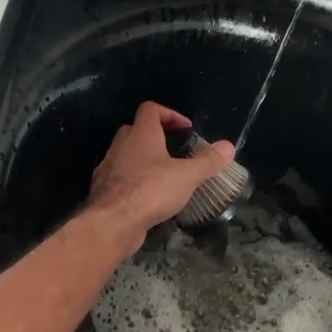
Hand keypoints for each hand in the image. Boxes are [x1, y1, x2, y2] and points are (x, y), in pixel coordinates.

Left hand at [86, 102, 235, 238]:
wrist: (113, 223)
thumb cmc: (151, 190)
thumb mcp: (187, 176)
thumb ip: (208, 161)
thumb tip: (229, 146)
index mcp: (141, 134)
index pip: (150, 109)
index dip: (169, 114)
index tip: (185, 128)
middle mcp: (121, 145)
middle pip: (135, 129)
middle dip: (154, 136)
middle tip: (173, 150)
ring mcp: (108, 167)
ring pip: (125, 154)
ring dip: (142, 159)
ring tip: (162, 175)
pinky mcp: (103, 189)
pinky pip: (119, 177)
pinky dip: (132, 180)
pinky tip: (146, 196)